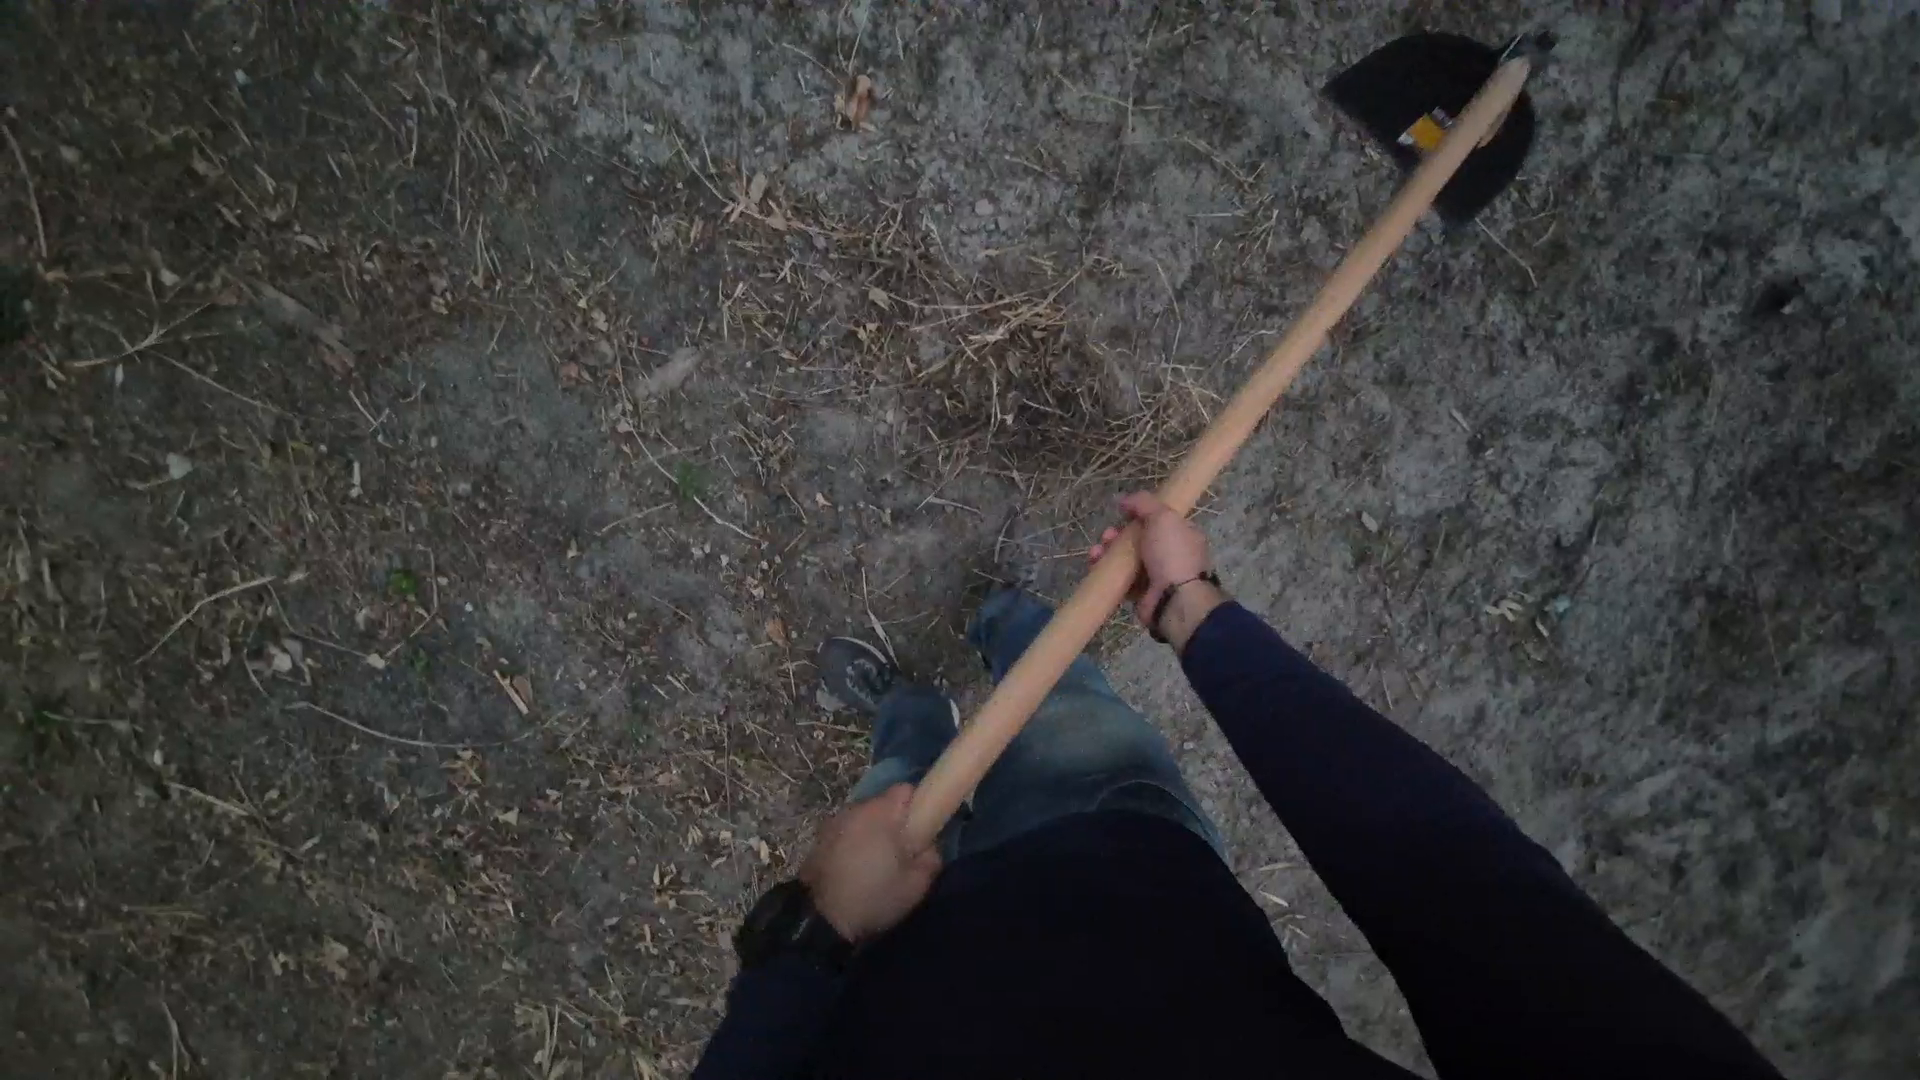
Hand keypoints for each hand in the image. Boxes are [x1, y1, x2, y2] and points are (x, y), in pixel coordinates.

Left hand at [798, 784, 941, 941]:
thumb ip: (931, 857)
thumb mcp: (915, 885)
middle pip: (884, 804)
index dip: (917, 807)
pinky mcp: (819, 839)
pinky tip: (853, 869)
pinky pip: (846, 832)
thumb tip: (928, 845)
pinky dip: (853, 843)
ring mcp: (834, 822)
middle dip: (894, 822)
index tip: (920, 832)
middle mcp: (855, 809)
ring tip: (875, 864)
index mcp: (881, 813)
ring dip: (872, 832)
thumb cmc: (872, 897)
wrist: (819, 920)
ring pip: (863, 818)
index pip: (906, 790)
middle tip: (900, 853)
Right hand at [1088, 491, 1225, 648]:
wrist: (1175, 599)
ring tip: (1096, 551)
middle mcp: (1171, 555)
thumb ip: (1143, 503)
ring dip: (1108, 552)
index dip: (1139, 515)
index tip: (1123, 513)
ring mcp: (1156, 576)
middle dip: (1118, 535)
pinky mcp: (1141, 594)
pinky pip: (1121, 579)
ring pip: (1127, 559)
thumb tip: (1123, 499)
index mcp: (1182, 535)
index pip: (1159, 520)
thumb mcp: (1162, 517)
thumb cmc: (1172, 554)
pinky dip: (1107, 572)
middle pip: (1138, 539)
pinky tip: (1095, 566)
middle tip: (1107, 535)